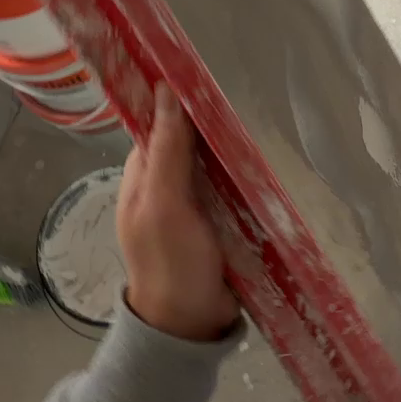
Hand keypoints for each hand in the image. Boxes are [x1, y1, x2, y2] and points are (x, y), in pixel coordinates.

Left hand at [118, 85, 240, 341]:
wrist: (189, 325)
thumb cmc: (170, 263)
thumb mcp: (164, 204)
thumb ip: (167, 150)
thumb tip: (166, 90)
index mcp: (142, 175)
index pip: (157, 122)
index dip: (176, 99)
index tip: (203, 75)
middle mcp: (163, 183)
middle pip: (186, 138)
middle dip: (208, 121)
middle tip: (239, 102)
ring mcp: (190, 202)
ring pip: (209, 160)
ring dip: (227, 146)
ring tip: (255, 126)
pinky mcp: (215, 219)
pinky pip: (226, 184)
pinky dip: (239, 172)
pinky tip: (258, 163)